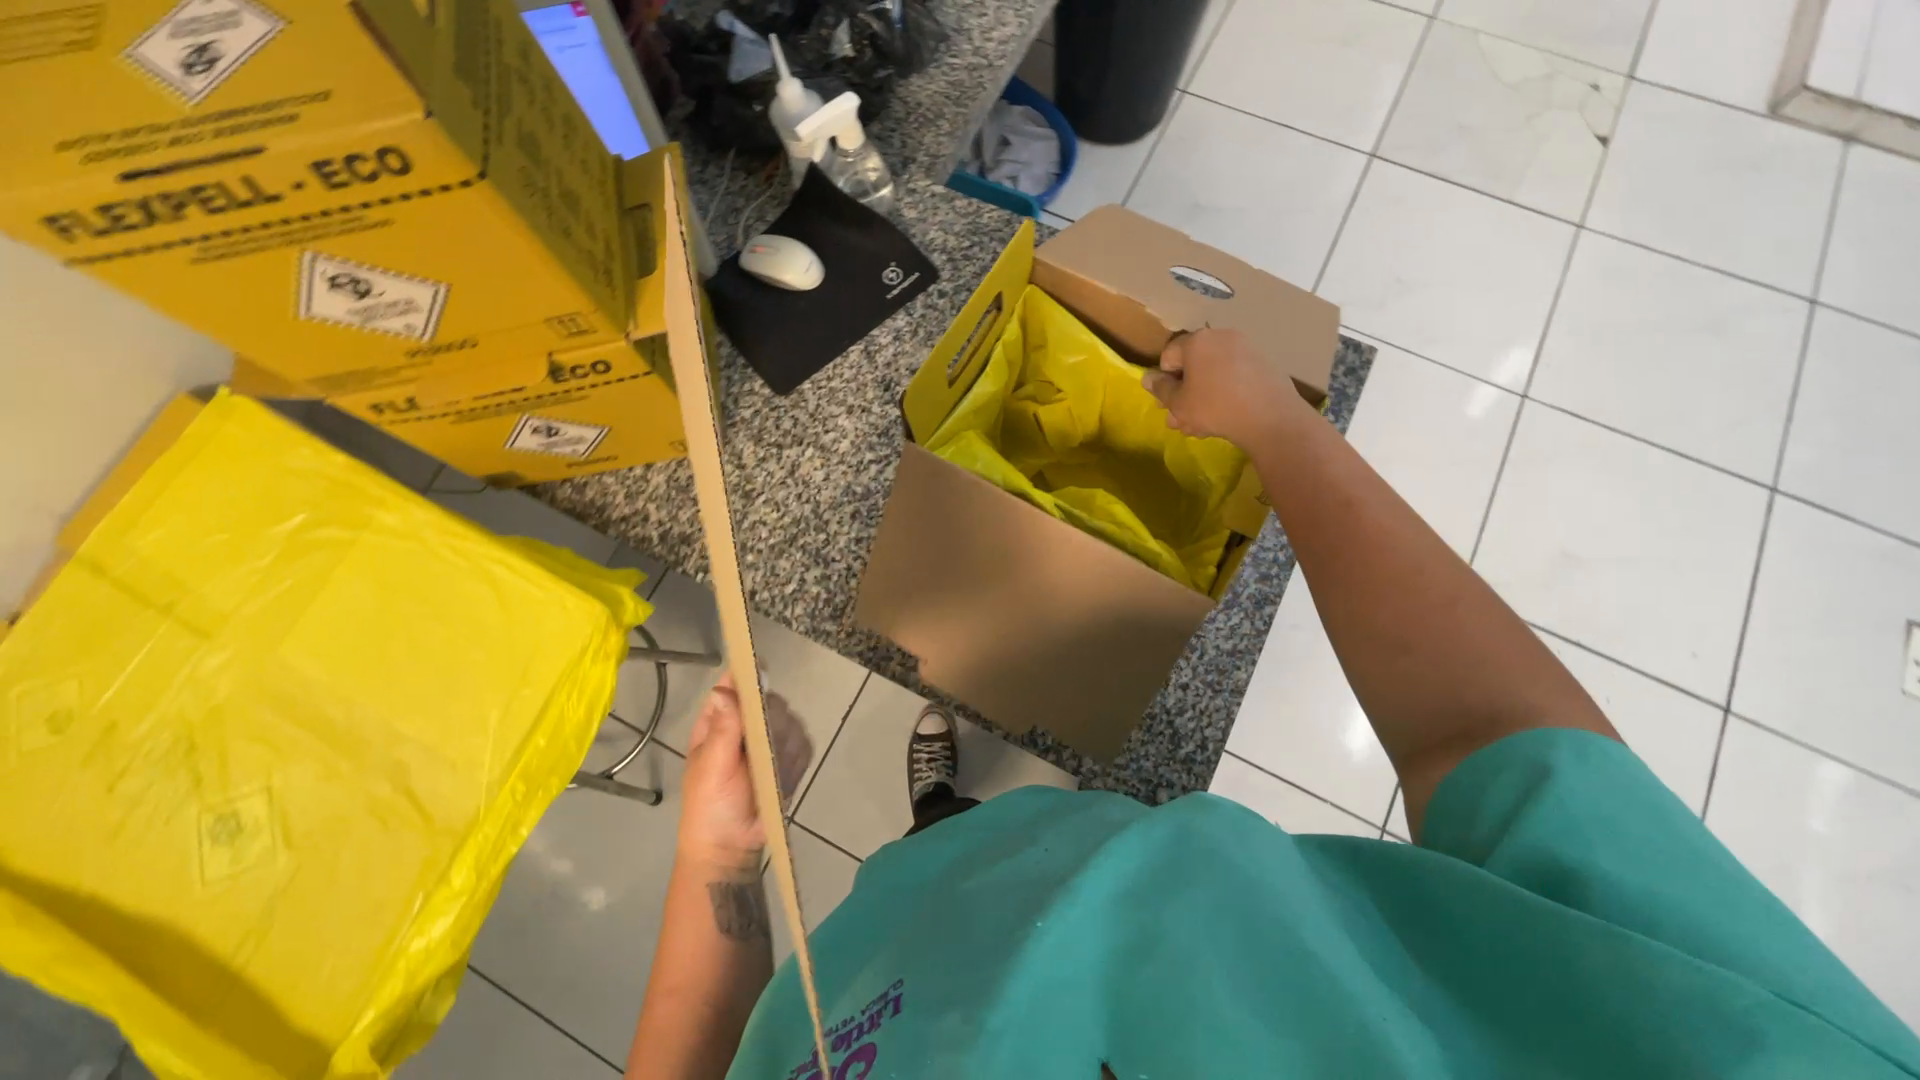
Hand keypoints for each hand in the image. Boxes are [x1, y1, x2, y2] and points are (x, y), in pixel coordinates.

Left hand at [678, 673, 813, 871]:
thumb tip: (722, 688)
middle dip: (772, 720)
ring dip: (785, 745)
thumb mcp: (710, 767)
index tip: (761, 670)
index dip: (745, 675)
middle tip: (764, 744)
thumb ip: (722, 728)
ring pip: (792, 721)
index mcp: (718, 723)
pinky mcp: (790, 760)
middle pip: (770, 700)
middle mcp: (746, 727)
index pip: (732, 686)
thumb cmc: (709, 807)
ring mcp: (770, 742)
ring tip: (770, 770)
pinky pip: (804, 745)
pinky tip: (782, 778)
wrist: (731, 849)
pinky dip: (797, 761)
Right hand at [1142, 328, 1314, 447]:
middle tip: (1181, 418)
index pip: (1168, 356)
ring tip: (1201, 425)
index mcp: (1197, 341)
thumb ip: (1161, 389)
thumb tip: (1147, 378)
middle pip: (1193, 365)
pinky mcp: (1264, 363)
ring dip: (1203, 396)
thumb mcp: (1179, 403)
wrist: (1270, 417)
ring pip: (1213, 373)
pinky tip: (1225, 417)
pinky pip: (1234, 376)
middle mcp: (1221, 337)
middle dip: (1184, 392)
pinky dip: (1225, 392)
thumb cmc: (1215, 407)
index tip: (1169, 403)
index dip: (1164, 381)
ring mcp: (1246, 348)